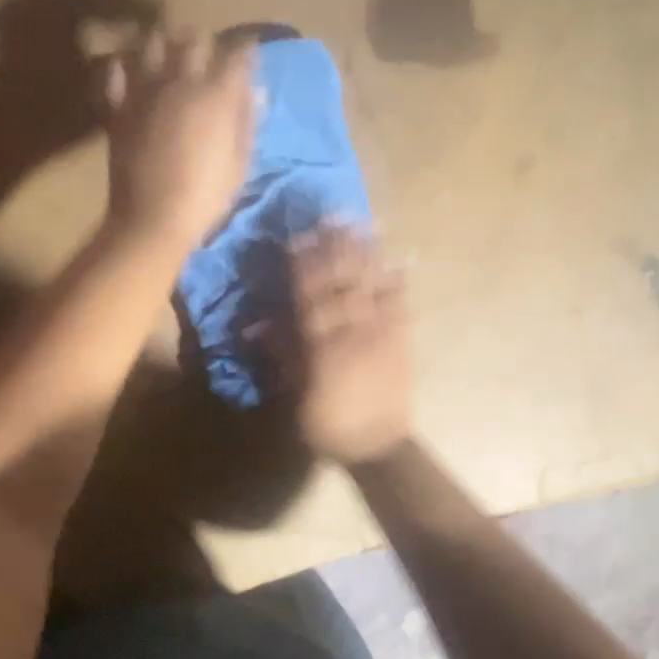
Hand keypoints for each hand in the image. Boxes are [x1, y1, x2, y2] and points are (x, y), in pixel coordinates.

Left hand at [102, 30, 256, 248]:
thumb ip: (247, 123)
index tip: (246, 59)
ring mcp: (146, 91)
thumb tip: (256, 90)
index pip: (239, 51)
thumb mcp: (239, 166)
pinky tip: (130, 74)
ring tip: (167, 57)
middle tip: (204, 57)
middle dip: (203, 43)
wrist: (151, 222)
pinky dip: (123, 66)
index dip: (245, 52)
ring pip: (154, 42)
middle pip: (195, 38)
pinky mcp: (119, 108)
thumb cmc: (203, 200)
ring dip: (164, 44)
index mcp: (219, 94)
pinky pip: (116, 71)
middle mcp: (182, 81)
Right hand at [289, 224, 415, 464]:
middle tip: (331, 213)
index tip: (298, 235)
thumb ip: (281, 355)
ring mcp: (381, 333)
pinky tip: (398, 258)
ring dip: (365, 253)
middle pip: (342, 282)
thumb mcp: (295, 394)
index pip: (309, 296)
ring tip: (360, 222)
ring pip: (371, 286)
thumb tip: (256, 325)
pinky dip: (399, 281)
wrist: (377, 445)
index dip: (304, 265)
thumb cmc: (327, 424)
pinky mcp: (402, 340)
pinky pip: (400, 304)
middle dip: (335, 247)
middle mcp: (352, 332)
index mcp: (321, 345)